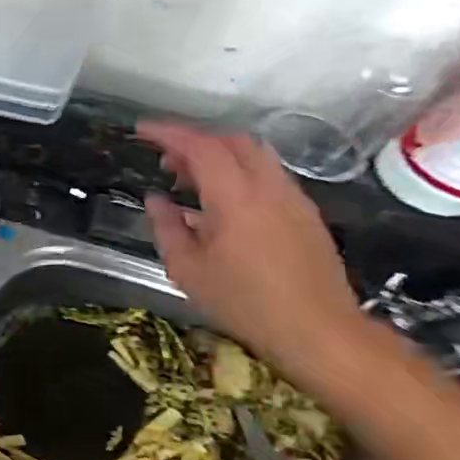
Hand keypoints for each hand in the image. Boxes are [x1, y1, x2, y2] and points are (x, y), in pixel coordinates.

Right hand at [135, 121, 360, 368]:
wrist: (316, 329)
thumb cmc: (244, 303)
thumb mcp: (188, 270)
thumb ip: (167, 228)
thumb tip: (157, 200)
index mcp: (235, 197)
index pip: (200, 146)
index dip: (168, 133)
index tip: (142, 131)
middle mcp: (268, 186)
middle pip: (231, 140)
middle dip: (194, 140)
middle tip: (165, 160)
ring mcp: (292, 196)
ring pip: (254, 154)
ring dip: (219, 155)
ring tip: (191, 180)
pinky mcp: (305, 212)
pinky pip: (268, 175)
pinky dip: (239, 172)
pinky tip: (224, 203)